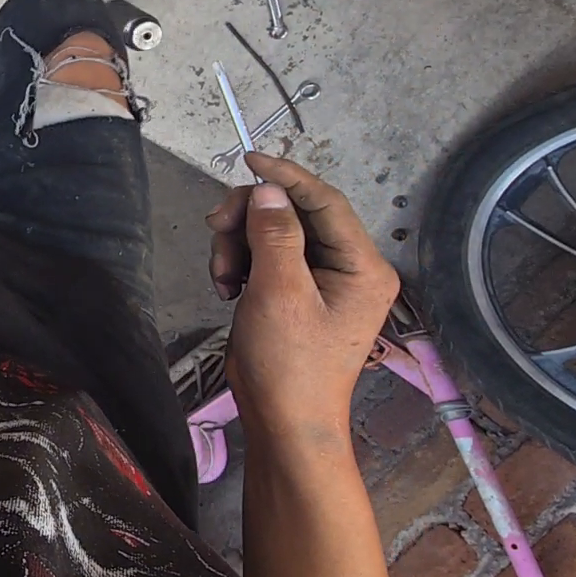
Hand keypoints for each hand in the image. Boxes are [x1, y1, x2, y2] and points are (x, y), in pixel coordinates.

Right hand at [206, 153, 399, 442]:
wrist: (281, 417)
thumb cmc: (290, 361)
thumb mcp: (280, 293)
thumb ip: (275, 236)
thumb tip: (267, 190)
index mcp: (360, 266)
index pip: (325, 202)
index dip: (286, 176)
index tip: (248, 159)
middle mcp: (343, 265)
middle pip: (289, 212)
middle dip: (247, 219)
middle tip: (215, 229)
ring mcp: (315, 278)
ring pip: (266, 230)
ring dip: (235, 245)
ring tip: (222, 277)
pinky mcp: (289, 288)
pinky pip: (258, 253)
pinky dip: (235, 262)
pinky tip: (227, 287)